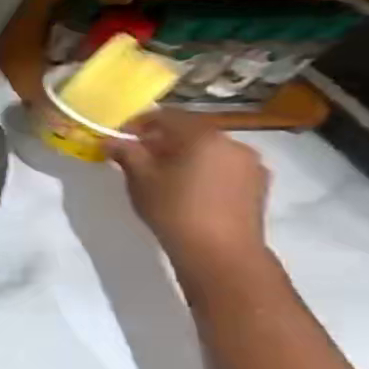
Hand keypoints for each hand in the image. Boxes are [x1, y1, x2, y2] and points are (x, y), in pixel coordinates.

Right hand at [106, 109, 269, 271]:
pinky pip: (225, 167)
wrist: (220, 253)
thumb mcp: (141, 180)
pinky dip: (205, 170)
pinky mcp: (258, 185)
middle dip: (164, 140)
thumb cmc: (174, 210)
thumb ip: (126, 153)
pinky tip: (190, 190)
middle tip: (140, 156)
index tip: (122, 136)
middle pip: (191, 131)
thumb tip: (109, 139)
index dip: (141, 122)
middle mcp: (232, 142)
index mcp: (203, 136)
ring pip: (210, 150)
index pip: (168, 116)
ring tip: (164, 176)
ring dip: (186, 155)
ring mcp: (250, 164)